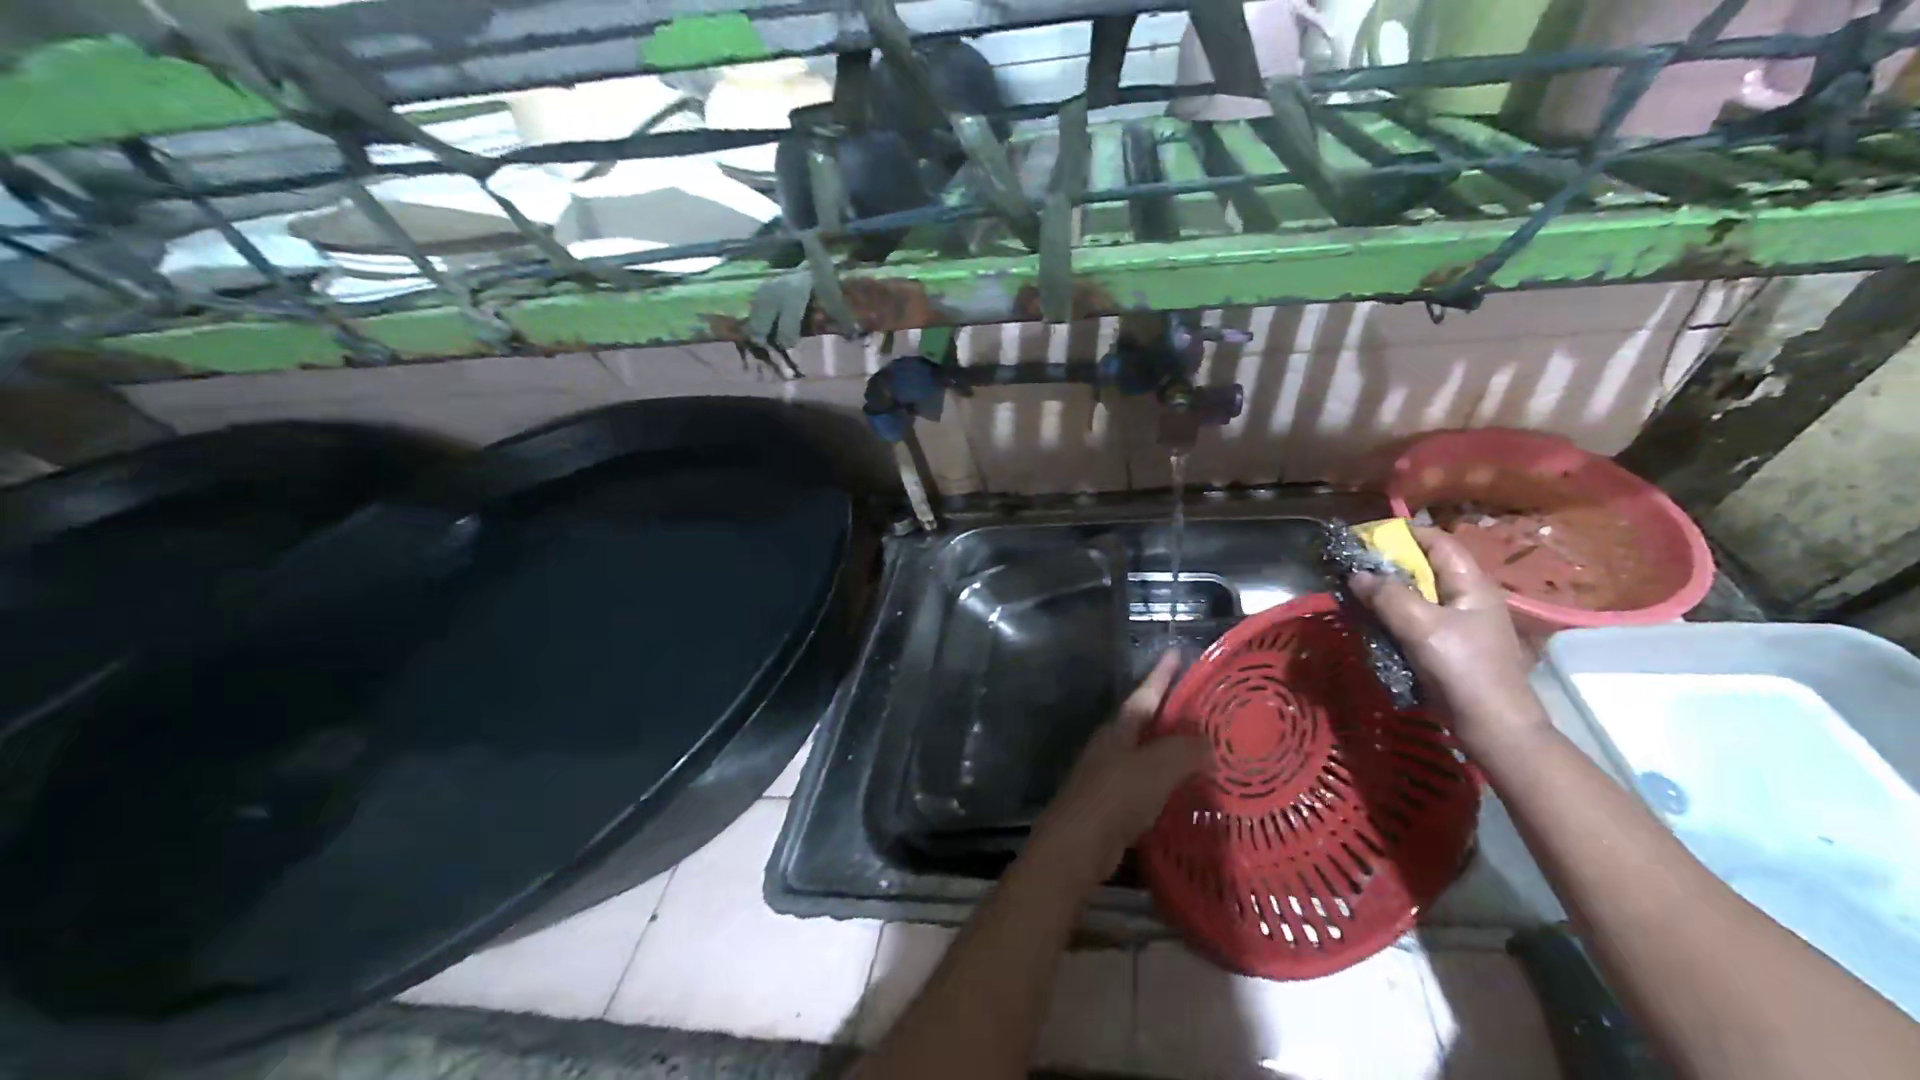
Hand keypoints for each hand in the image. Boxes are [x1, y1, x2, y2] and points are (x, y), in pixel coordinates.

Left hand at [1031, 651, 1206, 881]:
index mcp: (1119, 729)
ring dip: (1170, 748)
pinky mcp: (1113, 803)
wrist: (1079, 844)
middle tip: (1201, 703)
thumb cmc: (1116, 797)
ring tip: (1202, 746)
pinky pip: (1147, 782)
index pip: (1146, 693)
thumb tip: (1207, 740)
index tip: (1177, 652)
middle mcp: (1112, 746)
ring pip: (1146, 752)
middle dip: (1170, 711)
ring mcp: (1109, 774)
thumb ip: (1184, 749)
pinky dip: (1166, 780)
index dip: (1162, 674)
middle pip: (1145, 721)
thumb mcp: (1157, 767)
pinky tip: (1184, 788)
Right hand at [1347, 525, 1550, 756]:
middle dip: (1387, 565)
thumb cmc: (1464, 669)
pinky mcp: (1445, 645)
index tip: (1365, 537)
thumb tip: (1357, 574)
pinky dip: (1390, 617)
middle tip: (1350, 568)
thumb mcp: (1422, 627)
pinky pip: (1412, 620)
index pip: (1438, 542)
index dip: (1404, 533)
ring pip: (1414, 595)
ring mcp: (1456, 623)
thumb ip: (1388, 596)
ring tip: (1353, 594)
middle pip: (1423, 568)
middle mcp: (1465, 597)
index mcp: (1470, 585)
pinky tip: (1369, 623)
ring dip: (1384, 593)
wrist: (1493, 726)